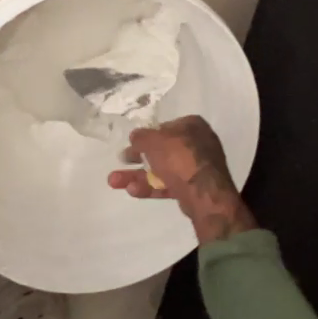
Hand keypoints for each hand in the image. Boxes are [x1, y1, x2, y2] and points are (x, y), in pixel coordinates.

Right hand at [108, 115, 257, 244]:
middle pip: (162, 150)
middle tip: (122, 159)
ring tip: (114, 181)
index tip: (133, 142)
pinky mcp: (192, 188)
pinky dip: (150, 187)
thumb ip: (141, 137)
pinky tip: (132, 191)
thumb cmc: (179, 157)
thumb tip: (135, 136)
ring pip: (162, 169)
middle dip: (138, 157)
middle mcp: (197, 144)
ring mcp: (195, 168)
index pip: (166, 127)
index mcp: (192, 126)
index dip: (148, 135)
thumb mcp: (154, 141)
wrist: (203, 192)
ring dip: (138, 175)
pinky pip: (168, 184)